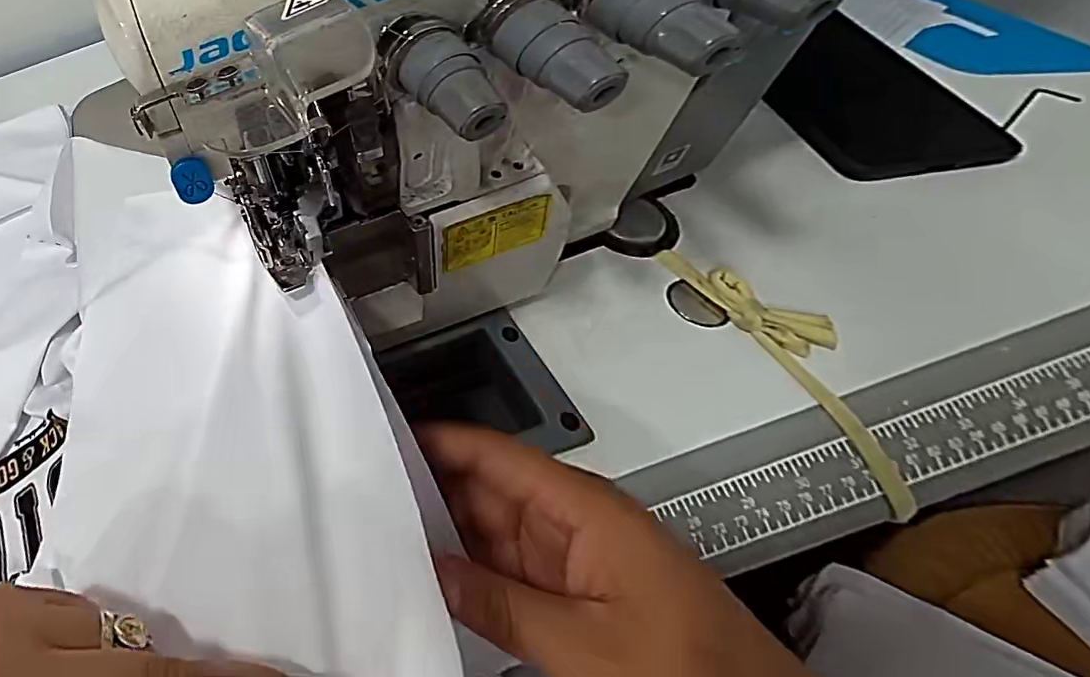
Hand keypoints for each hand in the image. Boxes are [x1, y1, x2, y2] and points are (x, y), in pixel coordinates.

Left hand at [0, 583, 284, 676]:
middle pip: (136, 658)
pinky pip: (69, 610)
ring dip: (115, 660)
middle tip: (218, 674)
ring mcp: (0, 620)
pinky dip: (78, 638)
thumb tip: (179, 667)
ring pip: (103, 629)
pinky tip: (54, 665)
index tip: (278, 675)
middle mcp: (17, 656)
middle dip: (178, 671)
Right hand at [419, 422, 808, 676]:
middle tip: (381, 497)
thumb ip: (503, 604)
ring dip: (449, 532)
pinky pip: (505, 566)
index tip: (393, 436)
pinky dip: (471, 568)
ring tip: (398, 534)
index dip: (443, 440)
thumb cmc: (708, 673)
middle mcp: (572, 519)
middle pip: (485, 486)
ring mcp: (569, 556)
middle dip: (434, 489)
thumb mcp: (591, 646)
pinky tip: (440, 574)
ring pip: (490, 527)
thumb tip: (436, 569)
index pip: (495, 453)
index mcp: (583, 507)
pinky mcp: (571, 590)